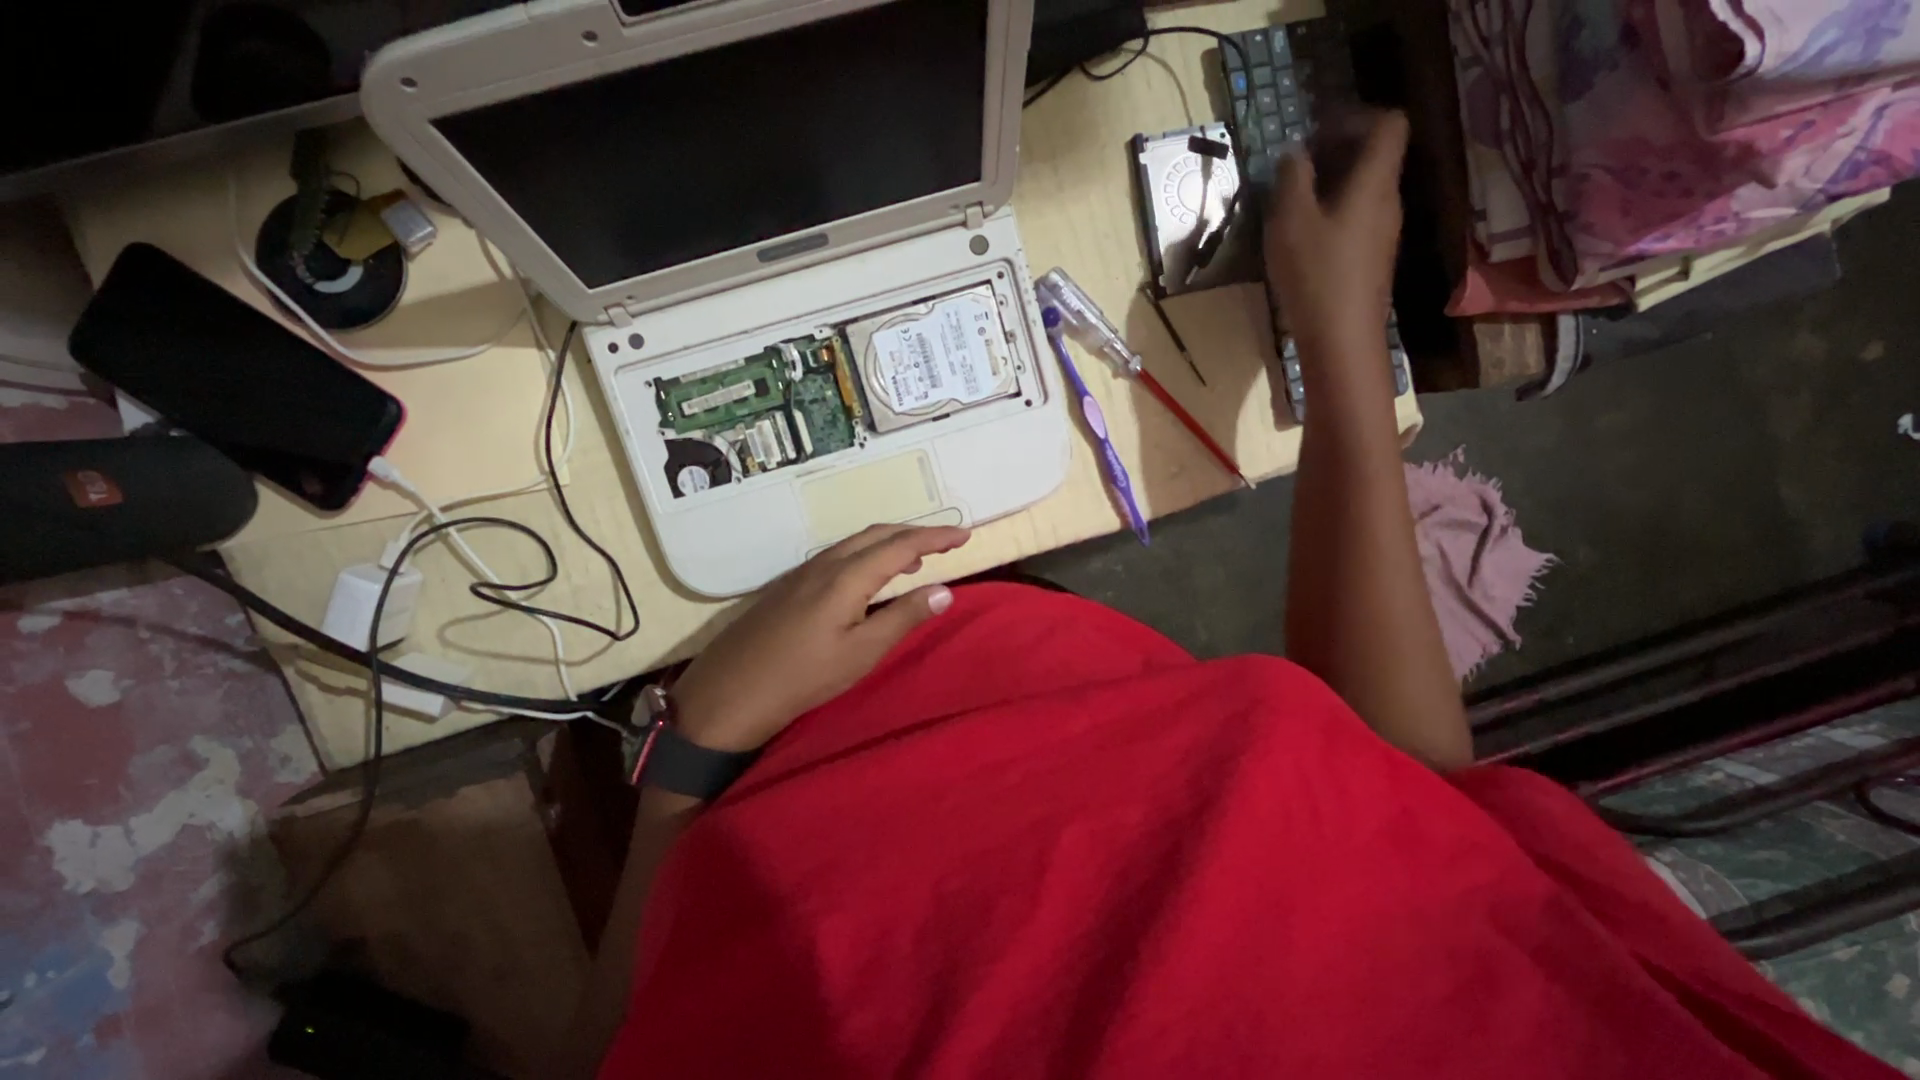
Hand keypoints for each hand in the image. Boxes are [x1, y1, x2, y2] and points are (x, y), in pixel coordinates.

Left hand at [662, 524, 970, 752]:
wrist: (730, 692)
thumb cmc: (803, 677)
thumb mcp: (862, 653)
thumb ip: (903, 618)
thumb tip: (945, 590)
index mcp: (846, 576)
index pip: (901, 545)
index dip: (936, 537)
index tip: (965, 534)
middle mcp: (824, 564)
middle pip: (876, 534)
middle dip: (914, 532)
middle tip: (945, 543)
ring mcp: (801, 573)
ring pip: (854, 543)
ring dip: (888, 543)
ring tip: (914, 560)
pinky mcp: (787, 587)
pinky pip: (837, 556)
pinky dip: (865, 555)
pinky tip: (866, 579)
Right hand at [1264, 108, 1408, 357]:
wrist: (1341, 338)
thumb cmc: (1314, 274)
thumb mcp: (1289, 220)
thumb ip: (1292, 178)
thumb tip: (1296, 153)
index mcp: (1374, 182)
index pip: (1389, 123)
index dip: (1356, 117)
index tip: (1317, 132)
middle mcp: (1388, 200)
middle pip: (1377, 155)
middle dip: (1339, 149)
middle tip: (1298, 165)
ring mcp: (1384, 231)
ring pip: (1366, 187)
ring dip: (1333, 182)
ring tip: (1295, 200)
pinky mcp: (1372, 258)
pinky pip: (1359, 215)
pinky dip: (1335, 209)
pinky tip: (1305, 234)